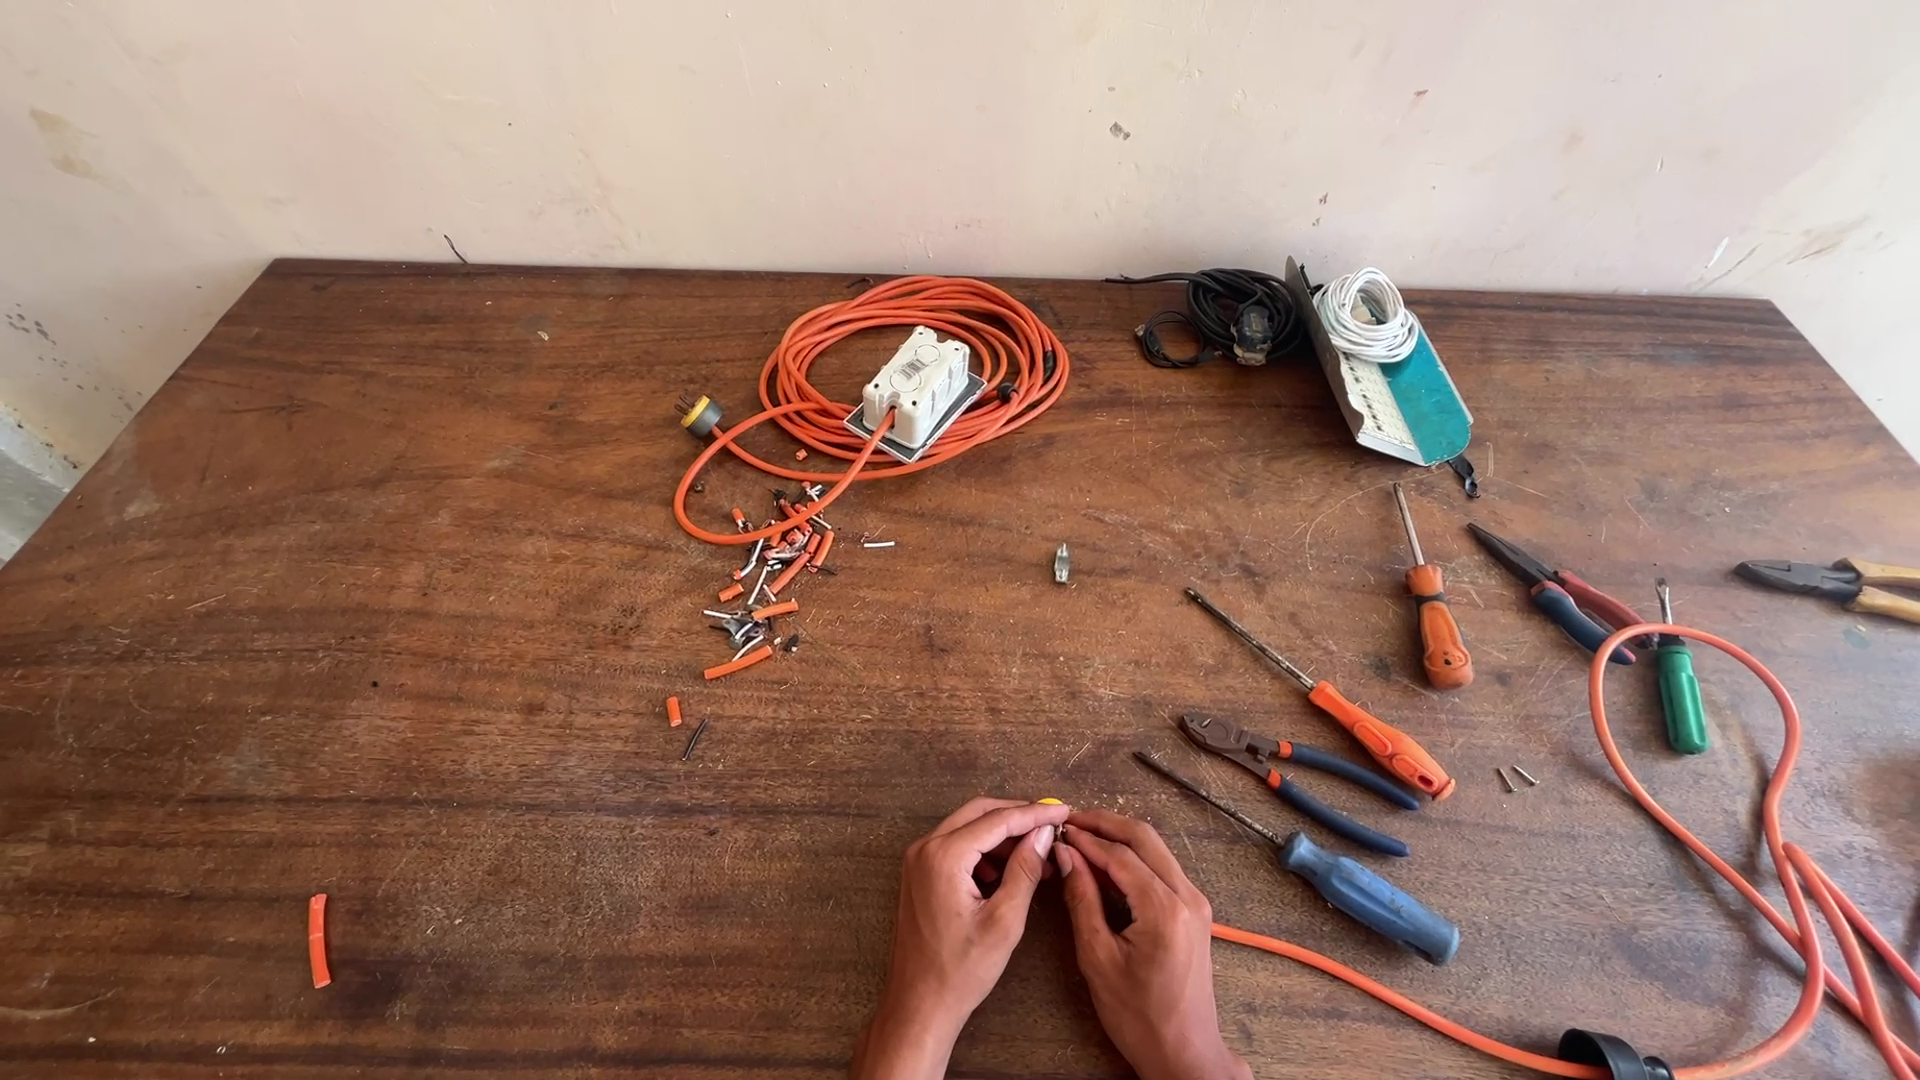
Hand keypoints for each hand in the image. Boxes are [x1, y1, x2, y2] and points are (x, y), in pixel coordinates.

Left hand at [853, 797, 1071, 1079]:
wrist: (918, 1004)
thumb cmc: (960, 971)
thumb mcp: (1004, 921)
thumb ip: (1025, 870)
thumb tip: (1043, 834)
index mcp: (944, 855)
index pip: (997, 819)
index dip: (1034, 813)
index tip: (1062, 811)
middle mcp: (925, 847)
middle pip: (979, 813)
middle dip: (1017, 816)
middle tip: (1050, 824)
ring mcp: (918, 858)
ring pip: (967, 827)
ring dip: (1001, 834)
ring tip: (1035, 854)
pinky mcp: (919, 871)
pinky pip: (955, 845)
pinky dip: (983, 849)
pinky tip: (1006, 871)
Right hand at [1057, 810, 1249, 1079]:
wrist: (1185, 1054)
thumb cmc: (1139, 1016)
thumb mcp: (1098, 959)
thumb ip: (1082, 899)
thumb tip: (1066, 855)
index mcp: (1164, 910)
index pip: (1120, 856)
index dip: (1086, 839)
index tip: (1059, 831)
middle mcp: (1187, 897)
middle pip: (1144, 837)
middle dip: (1105, 823)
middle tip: (1071, 821)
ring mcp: (1196, 901)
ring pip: (1155, 847)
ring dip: (1120, 835)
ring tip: (1084, 836)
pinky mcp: (1195, 909)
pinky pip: (1162, 865)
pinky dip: (1134, 854)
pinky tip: (1107, 859)